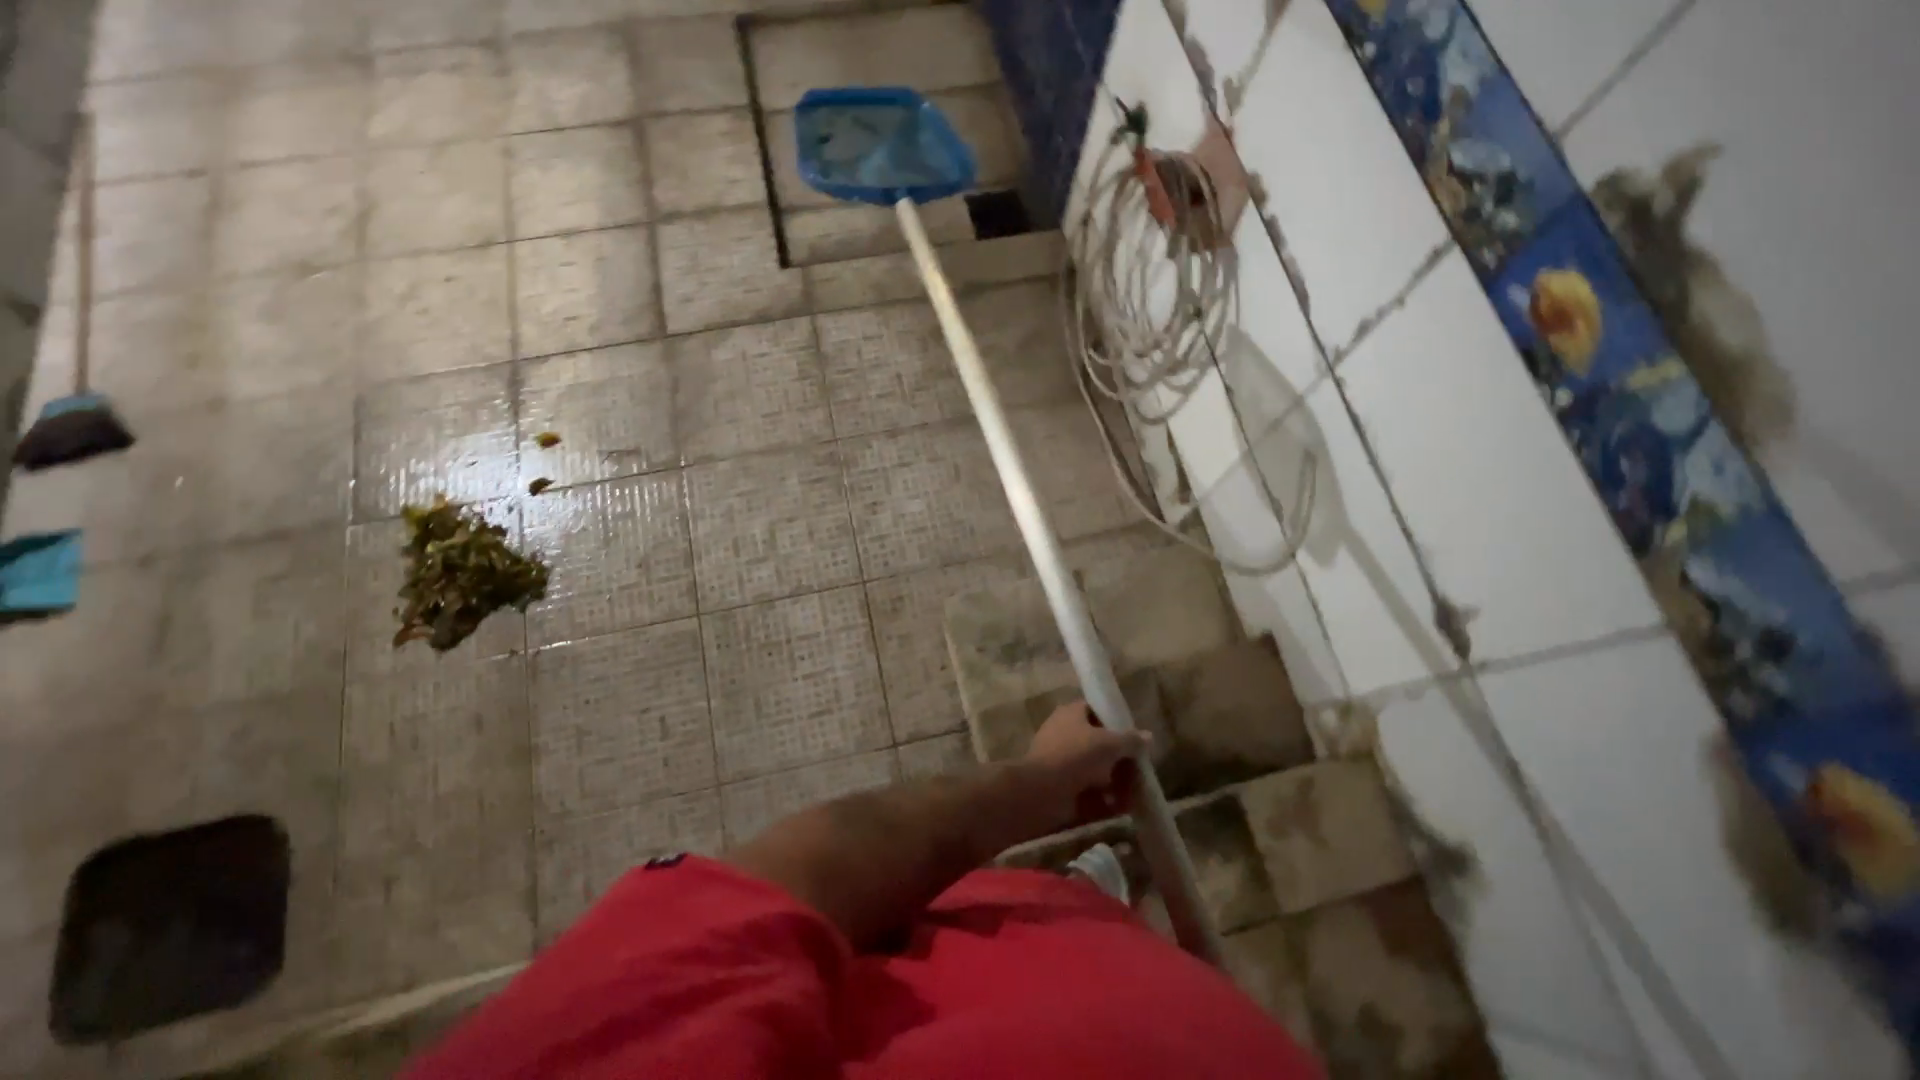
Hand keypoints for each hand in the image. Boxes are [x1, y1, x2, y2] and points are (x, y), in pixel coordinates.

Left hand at [1025, 701, 1150, 824]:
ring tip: (1134, 796)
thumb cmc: (1076, 755)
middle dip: (1119, 760)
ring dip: (1114, 784)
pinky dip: (1103, 801)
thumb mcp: (1110, 744)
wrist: (1041, 791)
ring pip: (1093, 771)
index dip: (1114, 721)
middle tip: (1139, 771)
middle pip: (1097, 745)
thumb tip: (1148, 736)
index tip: (1132, 736)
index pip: (1094, 711)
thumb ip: (1130, 740)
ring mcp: (1060, 762)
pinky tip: (1121, 809)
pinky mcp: (1059, 787)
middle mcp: (1063, 734)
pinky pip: (1086, 792)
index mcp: (1070, 715)